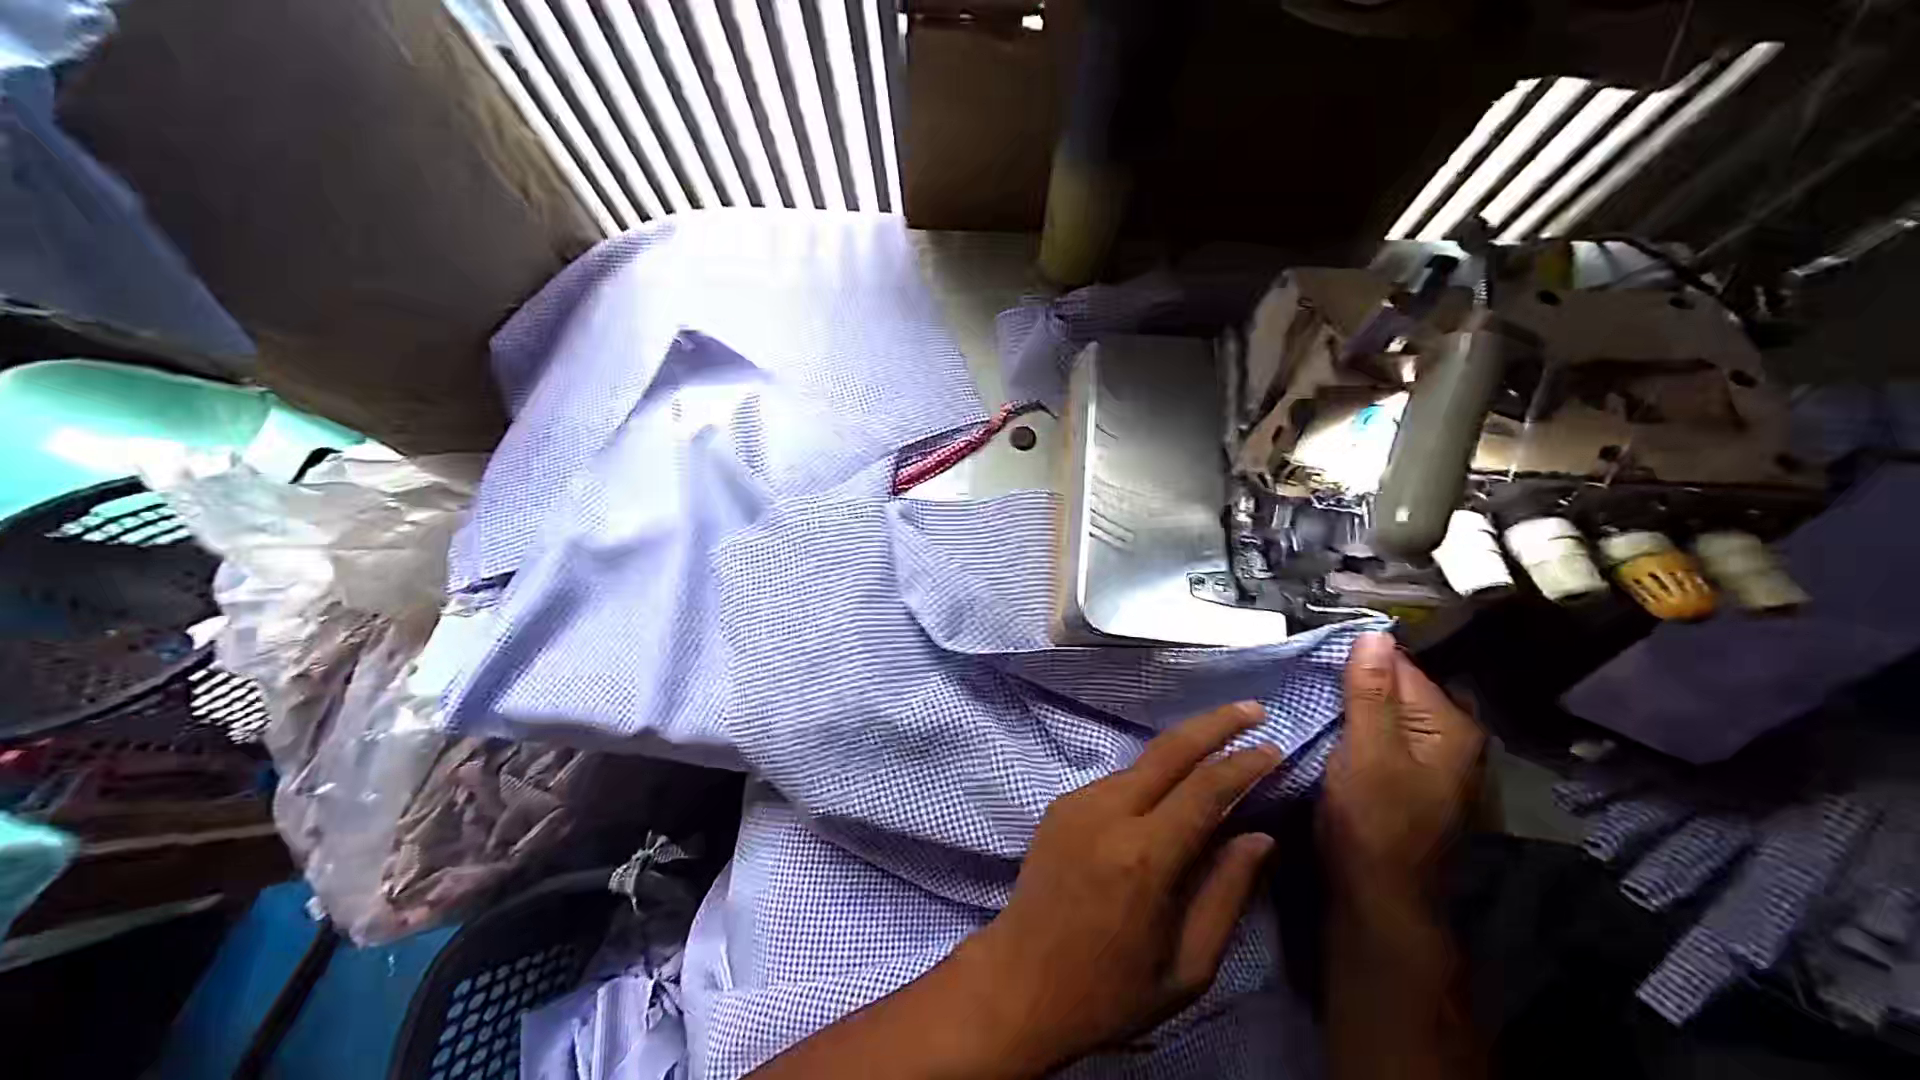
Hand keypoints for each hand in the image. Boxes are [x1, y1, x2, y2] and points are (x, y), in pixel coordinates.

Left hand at [951, 702, 1283, 1073]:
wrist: (1020, 981)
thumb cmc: (1111, 990)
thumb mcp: (1188, 966)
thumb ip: (1227, 893)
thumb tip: (1259, 836)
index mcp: (1145, 857)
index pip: (1206, 789)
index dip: (1244, 764)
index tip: (1275, 749)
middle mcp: (1108, 814)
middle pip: (1170, 750)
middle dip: (1215, 723)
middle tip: (1253, 709)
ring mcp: (1077, 804)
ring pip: (1142, 764)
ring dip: (1182, 752)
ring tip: (1219, 752)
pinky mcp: (1059, 806)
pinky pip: (1117, 782)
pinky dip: (1150, 779)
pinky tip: (1168, 794)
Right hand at [1322, 632, 1483, 902]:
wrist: (1375, 893)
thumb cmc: (1373, 820)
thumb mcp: (1368, 750)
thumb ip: (1370, 692)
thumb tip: (1372, 632)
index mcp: (1449, 727)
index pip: (1401, 666)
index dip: (1358, 656)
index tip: (1313, 651)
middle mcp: (1446, 737)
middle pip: (1393, 687)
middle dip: (1350, 677)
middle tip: (1302, 671)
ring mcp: (1424, 758)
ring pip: (1380, 710)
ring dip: (1346, 701)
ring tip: (1304, 690)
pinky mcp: (1401, 773)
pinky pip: (1374, 732)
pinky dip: (1349, 723)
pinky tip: (1321, 721)